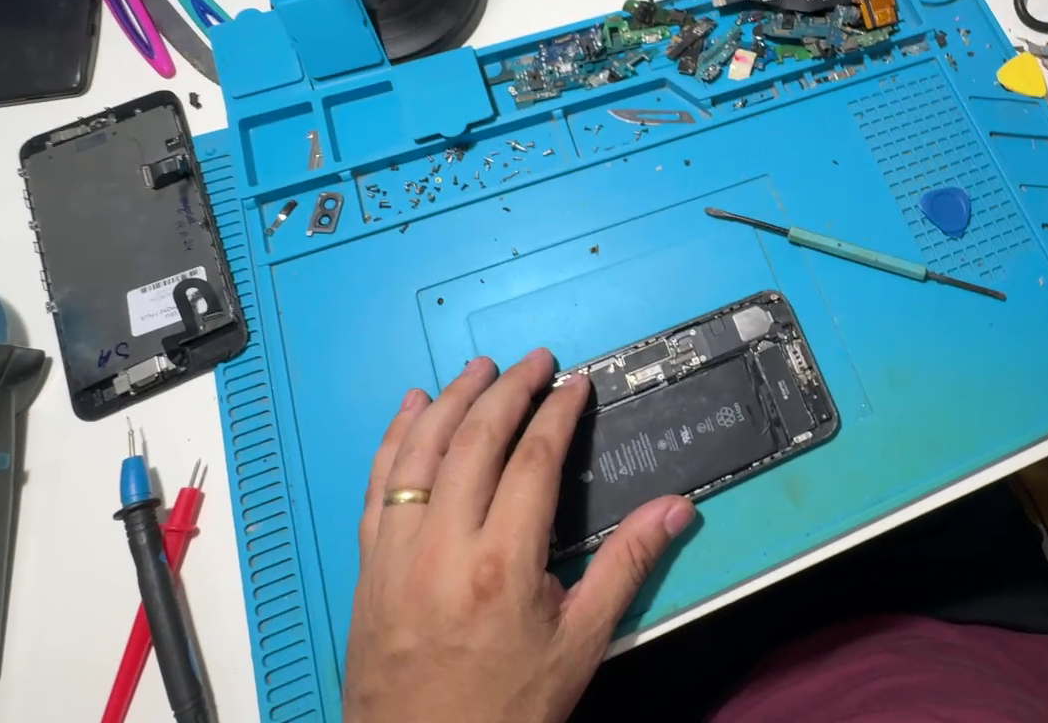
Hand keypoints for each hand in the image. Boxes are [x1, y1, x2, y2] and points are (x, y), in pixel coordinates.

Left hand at [344, 350, 696, 722]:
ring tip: (480, 367)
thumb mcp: (582, 642)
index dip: (558, 412)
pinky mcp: (369, 566)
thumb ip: (628, 564)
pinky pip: (378, 486)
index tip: (575, 384)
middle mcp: (443, 546)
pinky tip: (411, 408)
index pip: (533, 459)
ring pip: (420, 453)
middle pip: (475, 441)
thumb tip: (678, 506)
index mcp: (502, 563)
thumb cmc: (510, 705)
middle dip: (508, 390)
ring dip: (451, 400)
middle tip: (536, 360)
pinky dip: (395, 438)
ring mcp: (397, 553)